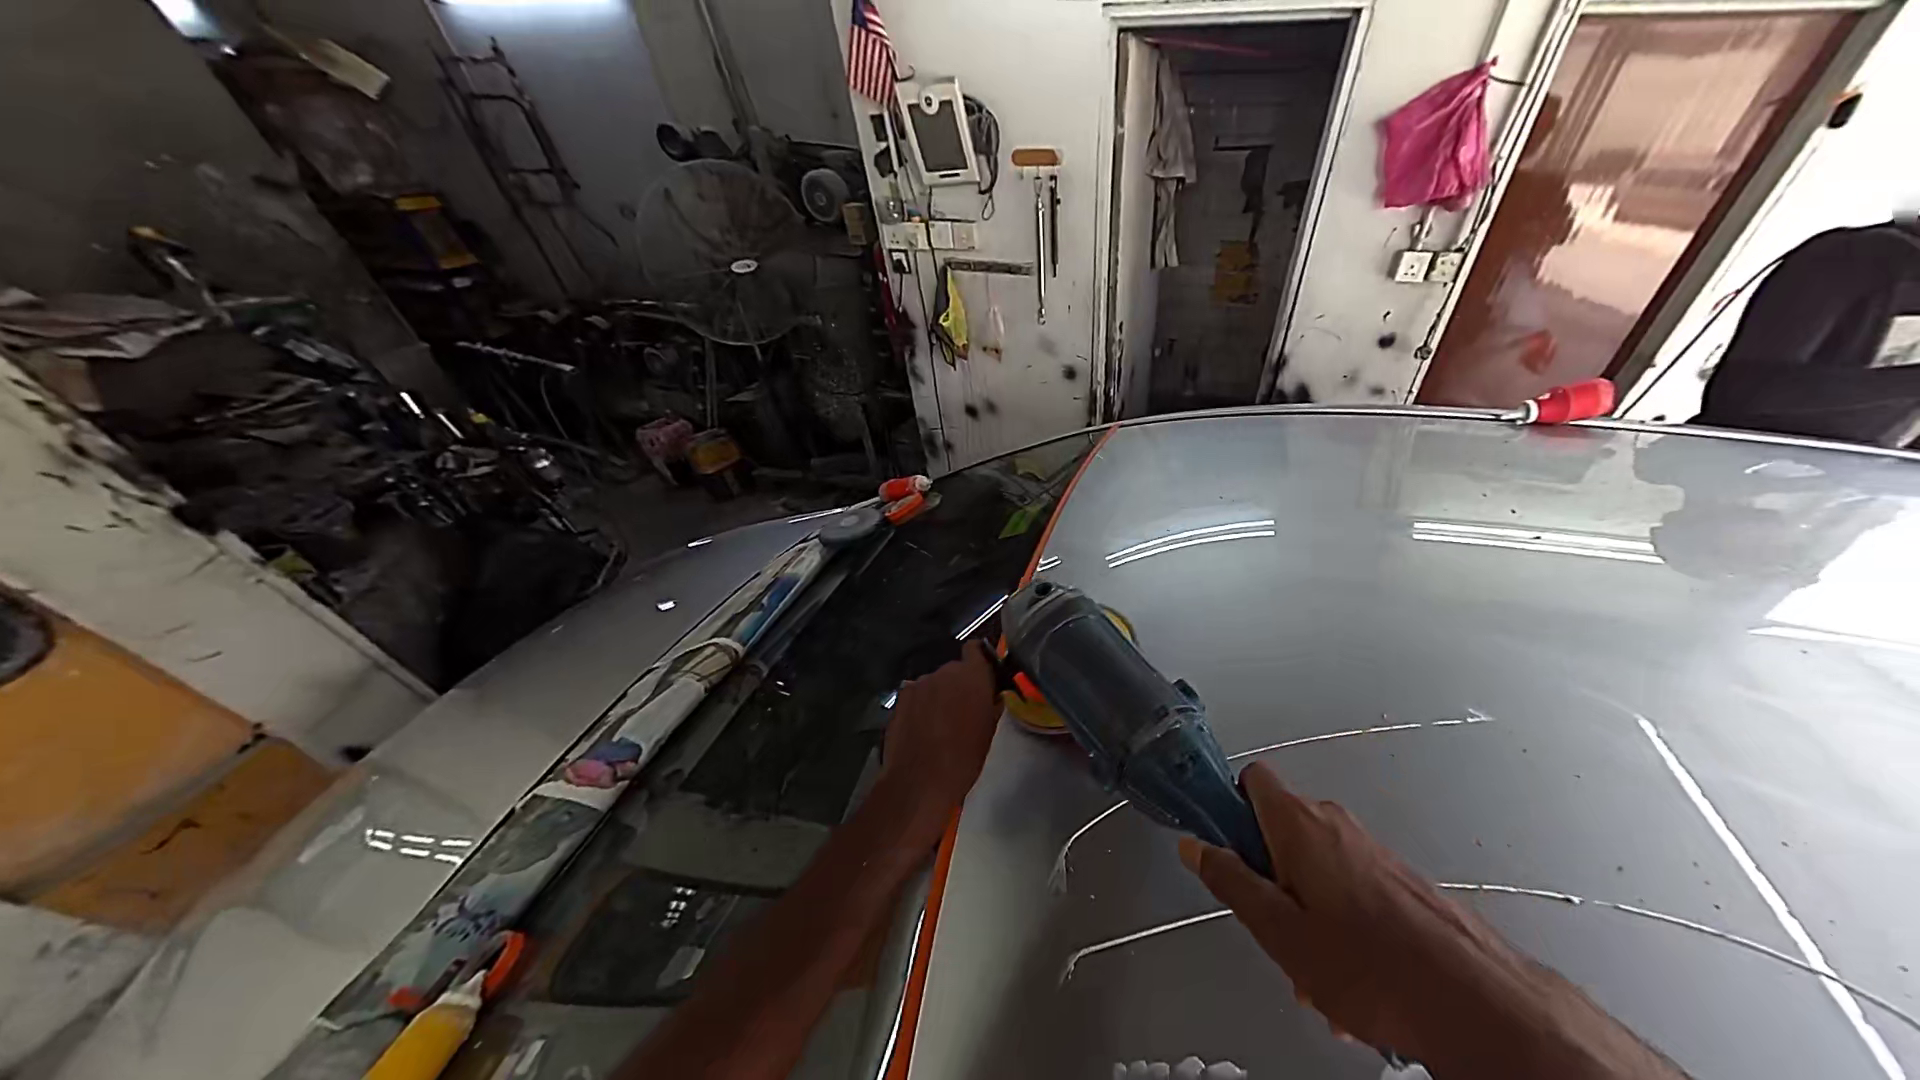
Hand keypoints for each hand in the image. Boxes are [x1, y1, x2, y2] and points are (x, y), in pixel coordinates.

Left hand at [880, 641, 1001, 820]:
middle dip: (958, 685)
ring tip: (939, 722)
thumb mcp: (988, 732)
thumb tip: (991, 697)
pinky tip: (921, 726)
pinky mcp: (901, 697)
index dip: (979, 657)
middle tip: (962, 709)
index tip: (981, 672)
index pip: (976, 649)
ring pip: (934, 683)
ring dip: (938, 695)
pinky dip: (920, 705)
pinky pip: (916, 695)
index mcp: (973, 676)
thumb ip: (990, 706)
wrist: (921, 778)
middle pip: (954, 670)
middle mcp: (946, 672)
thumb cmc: (964, 757)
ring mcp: (920, 683)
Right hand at [1177, 762, 1533, 1063]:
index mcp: (1299, 823)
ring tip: (1312, 963)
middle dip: (1265, 871)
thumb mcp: (1278, 929)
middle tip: (1267, 917)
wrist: (1482, 1006)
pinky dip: (1336, 918)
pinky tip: (1347, 970)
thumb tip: (1198, 849)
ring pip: (1312, 863)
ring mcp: (1370, 850)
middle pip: (1277, 827)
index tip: (1218, 841)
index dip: (1227, 806)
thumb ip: (1229, 880)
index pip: (1249, 779)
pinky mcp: (1397, 879)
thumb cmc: (1381, 969)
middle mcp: (1335, 824)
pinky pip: (1347, 884)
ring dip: (1301, 904)